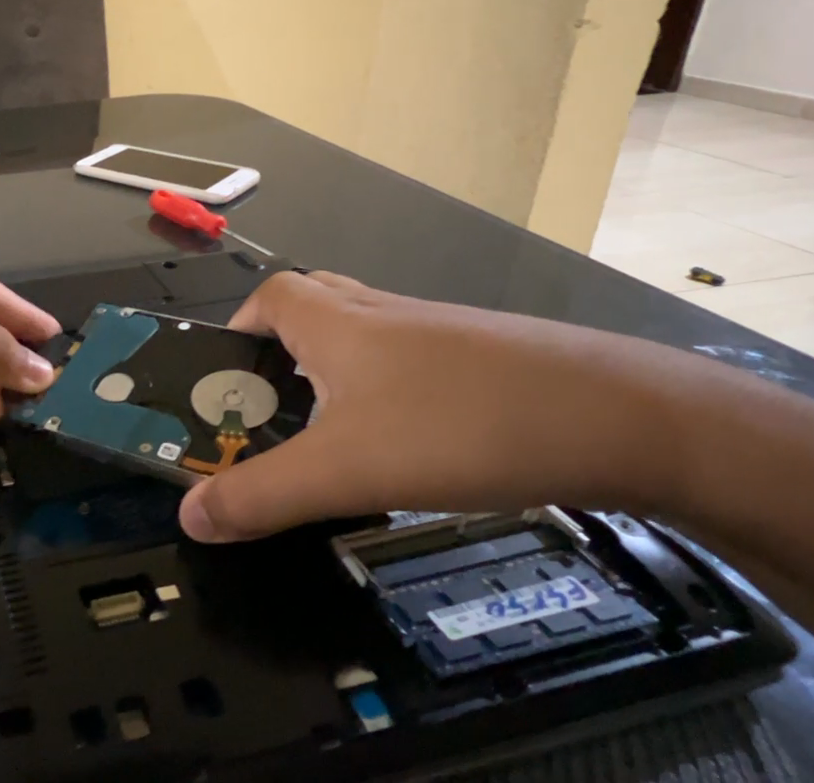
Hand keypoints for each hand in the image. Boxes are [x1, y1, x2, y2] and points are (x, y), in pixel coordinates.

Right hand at [179, 271, 680, 542]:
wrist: (625, 419)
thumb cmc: (459, 427)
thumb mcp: (345, 471)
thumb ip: (261, 495)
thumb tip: (188, 517)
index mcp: (337, 323)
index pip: (269, 296)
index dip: (239, 328)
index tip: (229, 382)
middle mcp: (384, 315)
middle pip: (314, 307)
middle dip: (282, 352)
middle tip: (274, 409)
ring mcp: (440, 334)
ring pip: (367, 338)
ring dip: (337, 374)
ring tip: (332, 435)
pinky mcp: (486, 361)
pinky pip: (414, 364)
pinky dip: (392, 393)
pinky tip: (411, 447)